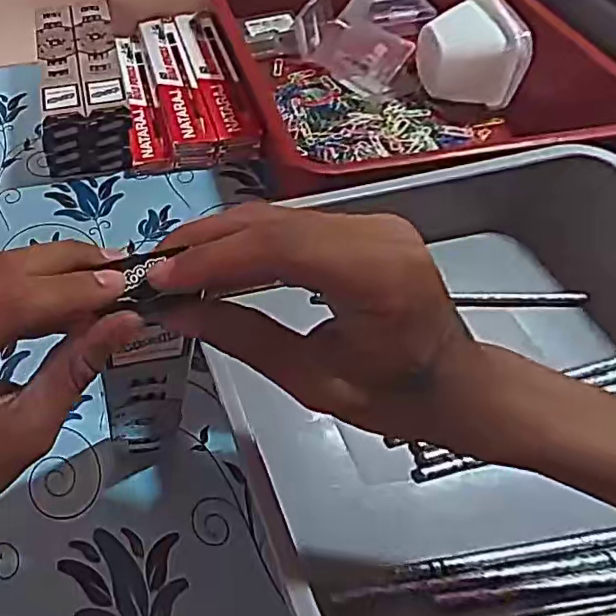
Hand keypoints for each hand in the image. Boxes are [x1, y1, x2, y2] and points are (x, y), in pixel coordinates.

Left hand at [0, 241, 147, 540]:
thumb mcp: (32, 430)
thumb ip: (76, 368)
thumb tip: (125, 320)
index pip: (10, 301)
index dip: (69, 288)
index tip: (120, 284)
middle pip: (3, 273)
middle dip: (68, 265)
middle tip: (121, 267)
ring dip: (55, 267)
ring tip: (104, 274)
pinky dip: (35, 282)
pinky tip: (69, 288)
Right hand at [147, 203, 530, 460]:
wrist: (462, 386)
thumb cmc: (400, 399)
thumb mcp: (312, 381)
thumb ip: (241, 337)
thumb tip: (177, 311)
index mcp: (376, 275)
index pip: (277, 247)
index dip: (210, 257)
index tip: (160, 278)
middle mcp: (375, 232)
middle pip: (270, 221)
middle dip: (203, 241)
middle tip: (153, 266)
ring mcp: (370, 221)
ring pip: (273, 216)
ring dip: (217, 237)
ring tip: (173, 264)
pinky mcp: (359, 224)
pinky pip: (287, 224)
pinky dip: (243, 240)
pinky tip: (212, 258)